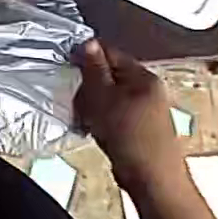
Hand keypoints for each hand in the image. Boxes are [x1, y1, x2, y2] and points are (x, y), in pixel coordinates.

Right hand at [73, 40, 182, 192]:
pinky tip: (93, 128)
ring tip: (84, 117)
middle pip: (108, 75)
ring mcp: (145, 109)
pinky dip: (100, 117)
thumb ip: (94, 68)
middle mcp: (148, 89)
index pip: (110, 53)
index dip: (86, 57)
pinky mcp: (139, 126)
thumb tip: (88, 41)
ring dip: (92, 103)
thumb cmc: (127, 132)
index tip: (66, 67)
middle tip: (76, 98)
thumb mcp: (103, 95)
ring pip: (108, 95)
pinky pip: (113, 112)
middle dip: (88, 85)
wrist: (151, 176)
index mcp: (143, 76)